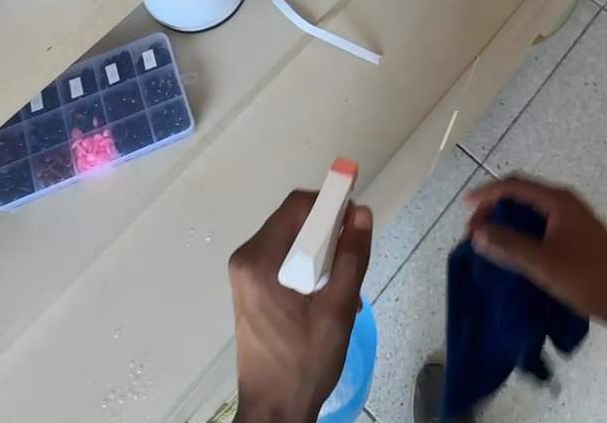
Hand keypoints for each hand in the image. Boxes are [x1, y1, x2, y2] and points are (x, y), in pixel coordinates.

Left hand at [228, 191, 372, 422]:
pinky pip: (284, 258)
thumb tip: (361, 213)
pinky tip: (325, 297)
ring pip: (292, 239)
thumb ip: (351, 257)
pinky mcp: (250, 287)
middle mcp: (246, 258)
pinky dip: (308, 267)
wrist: (274, 410)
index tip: (355, 221)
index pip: (298, 206)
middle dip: (328, 235)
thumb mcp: (337, 310)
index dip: (330, 204)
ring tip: (342, 288)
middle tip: (351, 262)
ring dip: (321, 254)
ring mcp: (245, 273)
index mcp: (259, 259)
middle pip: (294, 221)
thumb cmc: (304, 362)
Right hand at [464, 175, 606, 332]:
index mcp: (558, 201)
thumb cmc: (590, 279)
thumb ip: (509, 245)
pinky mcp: (581, 238)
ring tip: (490, 243)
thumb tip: (478, 232)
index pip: (514, 185)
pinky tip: (517, 254)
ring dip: (509, 224)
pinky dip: (524, 234)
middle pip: (522, 196)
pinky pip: (543, 226)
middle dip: (495, 210)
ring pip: (533, 213)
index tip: (465, 206)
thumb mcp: (543, 263)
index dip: (487, 193)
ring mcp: (575, 220)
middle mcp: (566, 203)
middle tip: (475, 232)